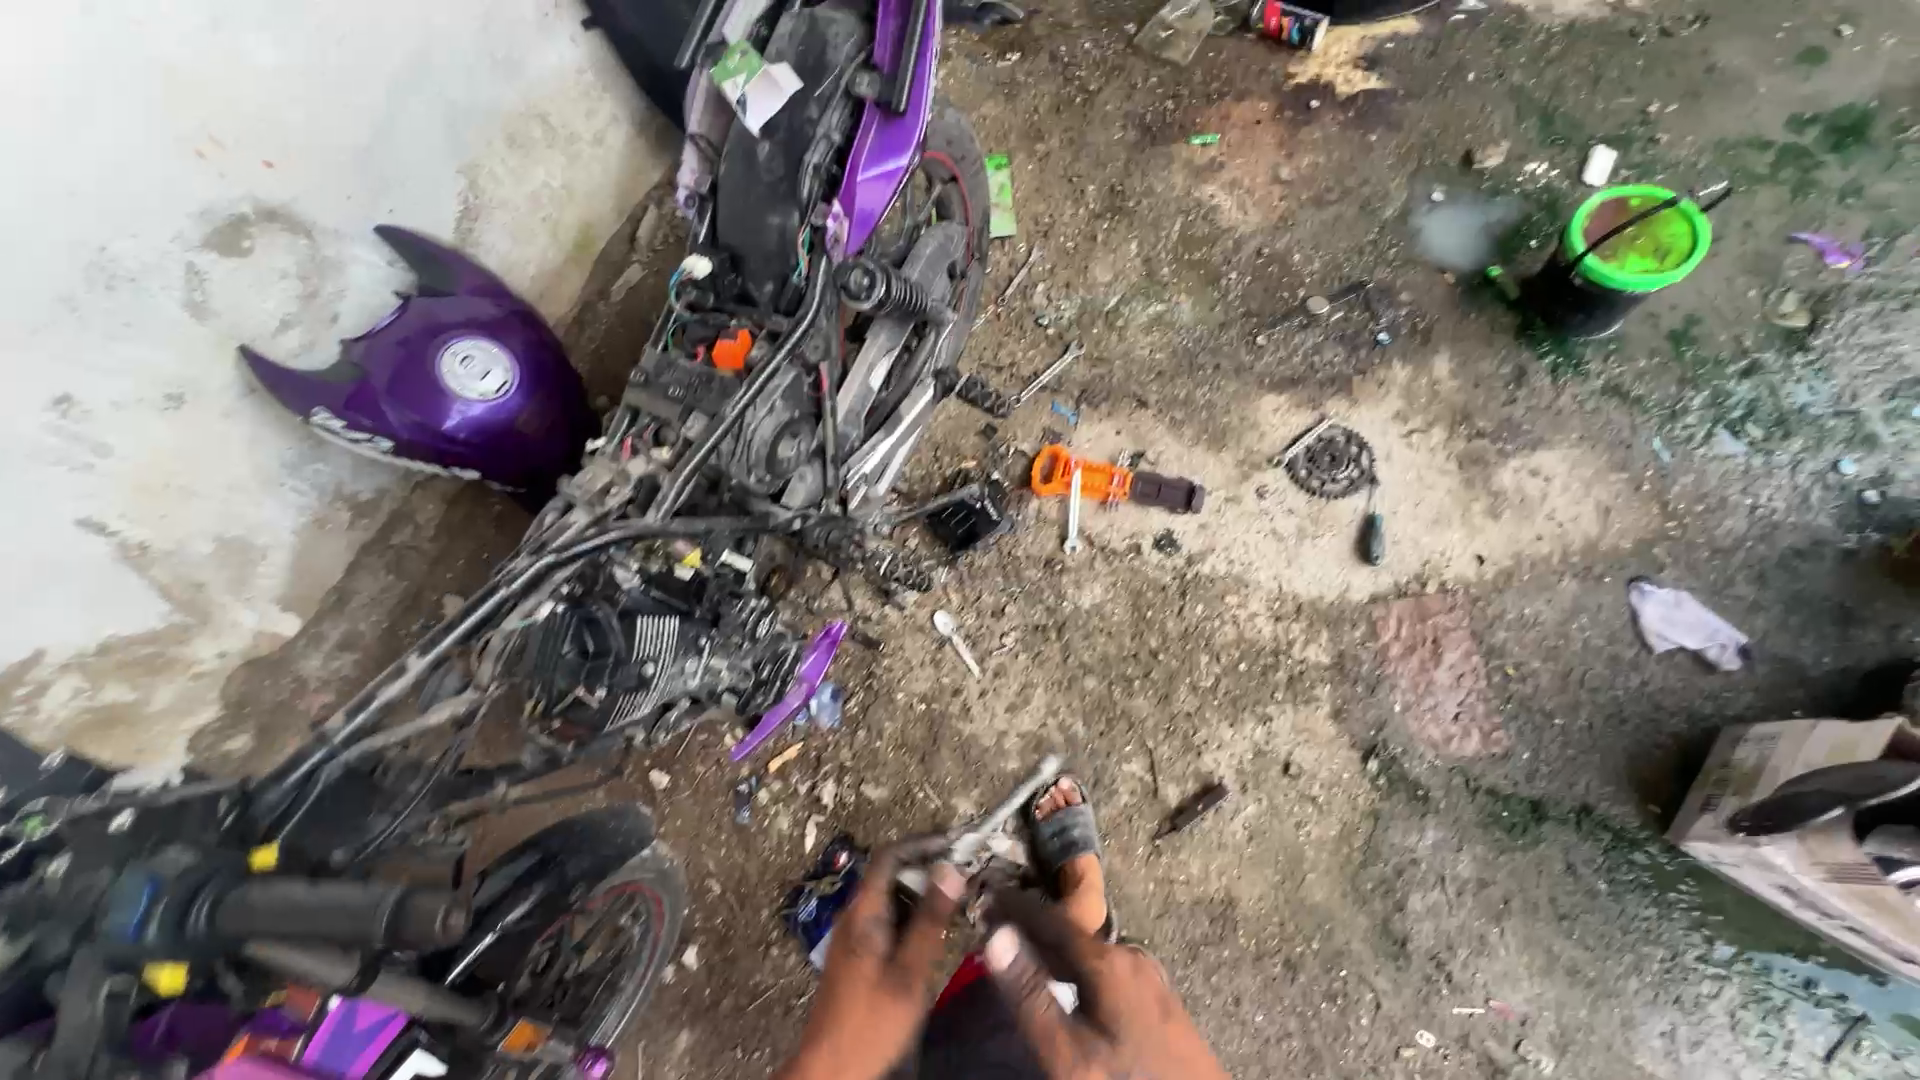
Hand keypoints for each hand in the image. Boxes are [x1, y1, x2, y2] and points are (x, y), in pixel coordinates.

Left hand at [776, 851, 965, 1079]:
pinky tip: (934, 934)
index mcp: (863, 911)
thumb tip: (951, 868)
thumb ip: (930, 919)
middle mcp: (854, 914)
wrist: (829, 1069)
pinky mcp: (856, 954)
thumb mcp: (910, 970)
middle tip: (965, 877)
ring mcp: (852, 935)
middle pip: (891, 874)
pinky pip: (887, 919)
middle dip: (928, 869)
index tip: (957, 844)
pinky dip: (912, 916)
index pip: (890, 855)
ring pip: (890, 898)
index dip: (923, 843)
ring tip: (957, 902)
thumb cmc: (872, 1021)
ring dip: (922, 895)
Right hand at [981, 890, 1228, 1079]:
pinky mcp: (1159, 998)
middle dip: (1034, 927)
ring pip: (1091, 951)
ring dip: (1057, 949)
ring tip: (1028, 954)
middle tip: (998, 927)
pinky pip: (1107, 969)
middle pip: (1071, 932)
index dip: (1014, 906)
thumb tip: (996, 936)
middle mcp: (1130, 955)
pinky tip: (1071, 985)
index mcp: (1107, 960)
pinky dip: (1079, 968)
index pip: (1049, 917)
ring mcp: (1149, 976)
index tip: (984, 897)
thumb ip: (1030, 994)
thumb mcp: (1068, 1051)